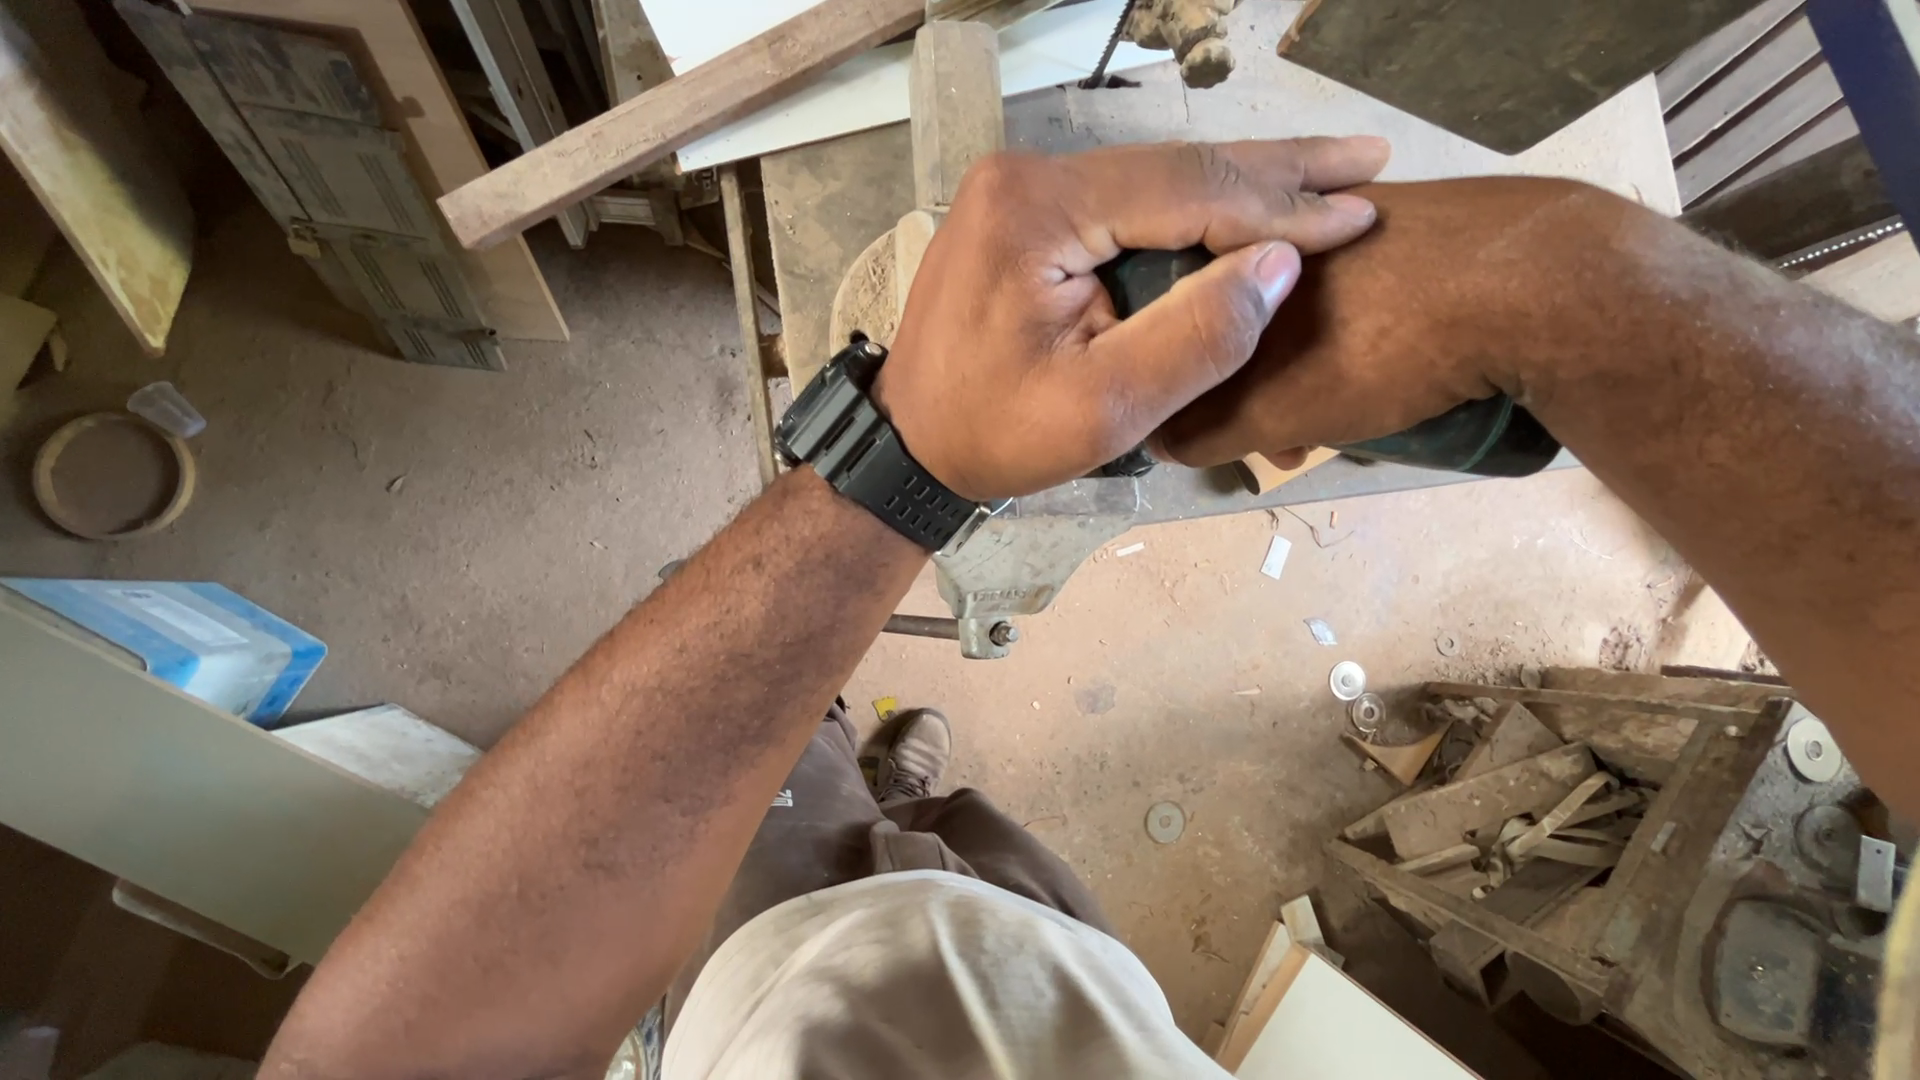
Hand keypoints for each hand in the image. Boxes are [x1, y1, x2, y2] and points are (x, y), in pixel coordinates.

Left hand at [872, 138, 1390, 500]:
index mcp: (1036, 209)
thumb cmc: (993, 437)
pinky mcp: (1019, 216)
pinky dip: (1186, 210)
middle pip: (1172, 167)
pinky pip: (1122, 203)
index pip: (1186, 189)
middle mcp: (1024, 177)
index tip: (1359, 216)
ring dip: (1236, 186)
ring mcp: (1017, 192)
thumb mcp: (1101, 408)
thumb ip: (1194, 337)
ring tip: (1323, 174)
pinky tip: (1238, 207)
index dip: (1279, 207)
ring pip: (1151, 181)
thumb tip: (1280, 265)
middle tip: (1366, 161)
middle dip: (1272, 173)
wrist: (911, 443)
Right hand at [1152, 176, 1628, 466]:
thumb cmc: (1379, 353)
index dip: (1196, 394)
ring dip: (1315, 371)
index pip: (1188, 331)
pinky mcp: (1428, 216)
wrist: (1541, 287)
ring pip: (1307, 312)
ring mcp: (1359, 214)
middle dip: (1262, 395)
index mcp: (1239, 255)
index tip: (1233, 439)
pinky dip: (1367, 336)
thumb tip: (1162, 440)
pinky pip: (1368, 290)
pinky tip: (1404, 371)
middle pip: (1248, 327)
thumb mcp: (1271, 413)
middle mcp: (1288, 225)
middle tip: (1297, 445)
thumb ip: (1202, 429)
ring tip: (1360, 420)